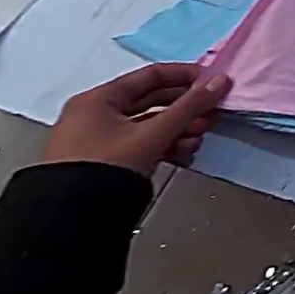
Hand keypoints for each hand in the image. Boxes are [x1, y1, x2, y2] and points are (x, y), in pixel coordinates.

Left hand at [42, 63, 231, 176]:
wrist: (73, 218)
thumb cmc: (108, 164)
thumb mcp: (155, 132)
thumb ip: (191, 105)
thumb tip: (221, 80)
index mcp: (99, 99)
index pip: (151, 75)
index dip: (186, 75)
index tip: (212, 80)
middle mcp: (96, 115)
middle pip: (153, 100)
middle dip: (186, 106)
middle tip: (211, 110)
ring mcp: (100, 139)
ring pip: (150, 123)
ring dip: (180, 126)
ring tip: (199, 134)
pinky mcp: (106, 160)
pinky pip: (143, 142)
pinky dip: (166, 143)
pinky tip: (185, 150)